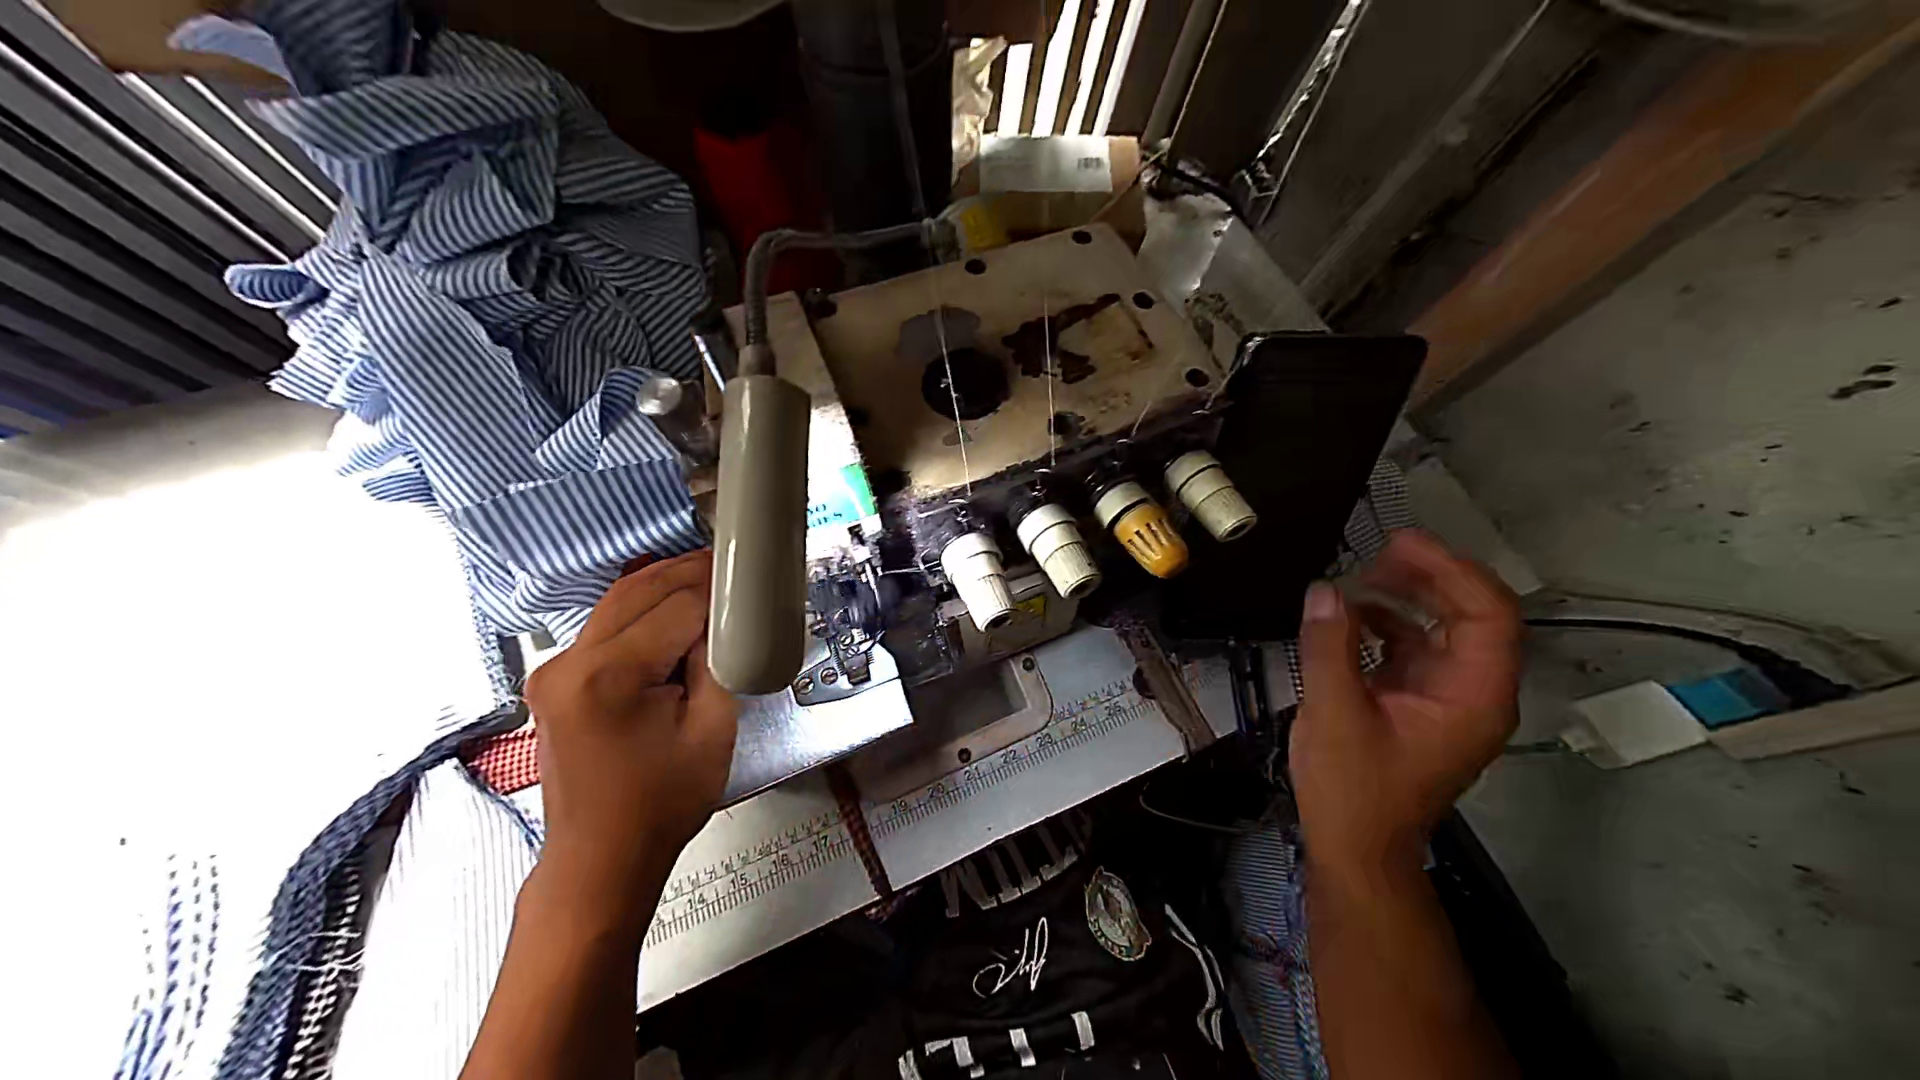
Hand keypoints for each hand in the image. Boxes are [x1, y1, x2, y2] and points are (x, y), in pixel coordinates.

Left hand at [522, 550, 737, 915]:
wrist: (602, 856)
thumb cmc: (660, 804)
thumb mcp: (713, 729)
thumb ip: (720, 664)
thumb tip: (719, 624)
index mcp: (608, 678)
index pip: (675, 608)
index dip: (715, 592)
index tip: (743, 580)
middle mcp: (569, 665)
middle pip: (637, 591)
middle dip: (686, 573)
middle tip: (726, 565)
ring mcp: (554, 671)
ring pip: (615, 602)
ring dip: (661, 585)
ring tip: (704, 579)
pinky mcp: (556, 681)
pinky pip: (604, 627)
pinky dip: (640, 611)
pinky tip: (670, 608)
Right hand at [1290, 530, 1520, 878]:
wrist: (1355, 847)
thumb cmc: (1354, 790)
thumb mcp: (1335, 713)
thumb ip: (1329, 646)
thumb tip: (1324, 591)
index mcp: (1472, 697)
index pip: (1487, 614)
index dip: (1450, 570)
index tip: (1402, 543)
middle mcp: (1470, 693)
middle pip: (1469, 615)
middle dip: (1427, 577)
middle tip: (1378, 552)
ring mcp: (1444, 698)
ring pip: (1439, 630)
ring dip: (1404, 599)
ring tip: (1359, 578)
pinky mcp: (1416, 704)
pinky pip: (1411, 649)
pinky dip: (1384, 626)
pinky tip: (1349, 617)